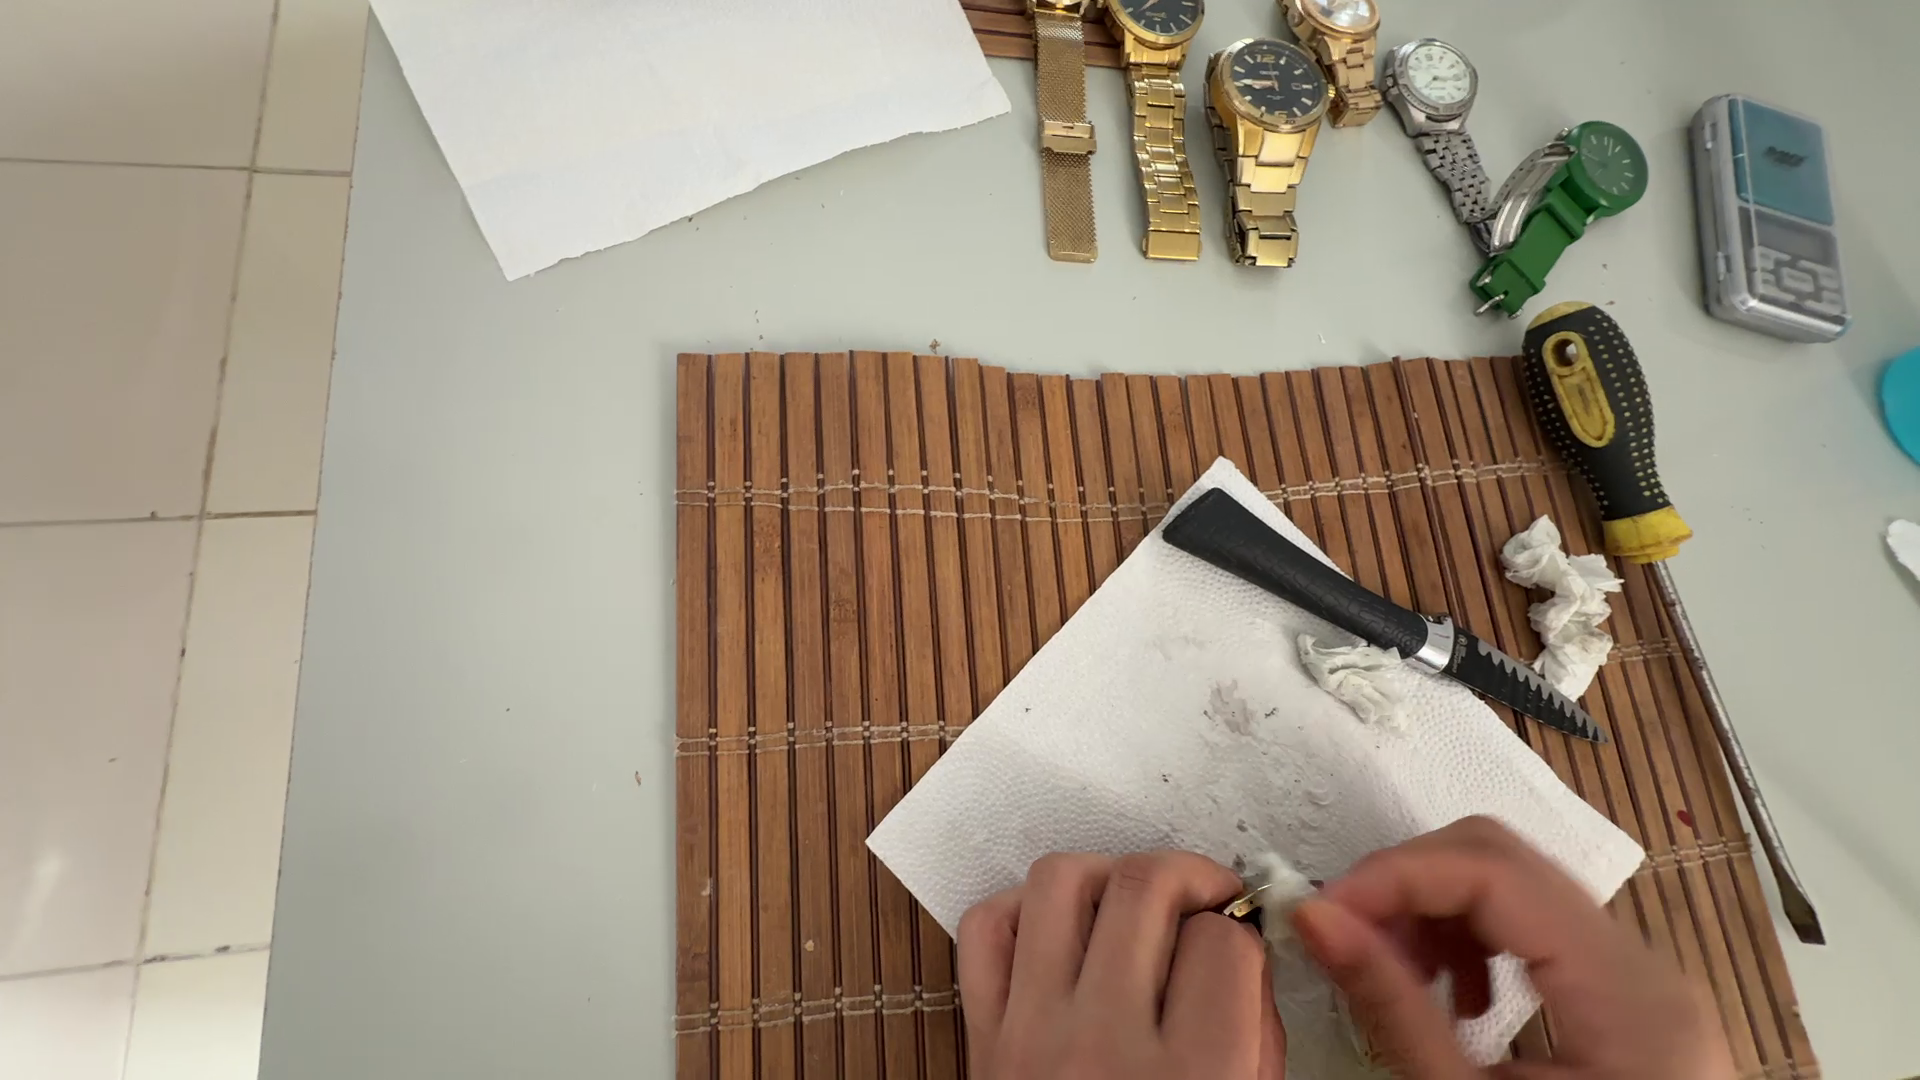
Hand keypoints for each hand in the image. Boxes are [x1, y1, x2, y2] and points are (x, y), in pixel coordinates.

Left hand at [956, 851, 1286, 1079]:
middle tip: (1200, 897)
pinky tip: (1059, 932)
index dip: (1243, 931)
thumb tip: (1241, 949)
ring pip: (1059, 879)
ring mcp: (1030, 1031)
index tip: (1241, 938)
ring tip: (1130, 902)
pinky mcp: (981, 1033)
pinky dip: (1021, 908)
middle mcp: (1101, 1044)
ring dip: (1105, 872)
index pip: (1223, 946)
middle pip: (1143, 886)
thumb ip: (1254, 1042)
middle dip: (1186, 874)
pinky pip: (985, 927)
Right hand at [1291, 817, 1735, 1079]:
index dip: (1394, 874)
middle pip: (1496, 856)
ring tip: (1394, 972)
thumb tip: (1311, 915)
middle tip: (1350, 935)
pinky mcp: (1616, 990)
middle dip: (1405, 882)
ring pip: (1503, 877)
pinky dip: (1461, 934)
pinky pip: (1522, 918)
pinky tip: (1450, 997)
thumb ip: (1392, 1008)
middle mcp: (1641, 963)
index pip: (1490, 869)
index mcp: (1629, 994)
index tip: (1323, 912)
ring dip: (1427, 907)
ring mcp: (1633, 973)